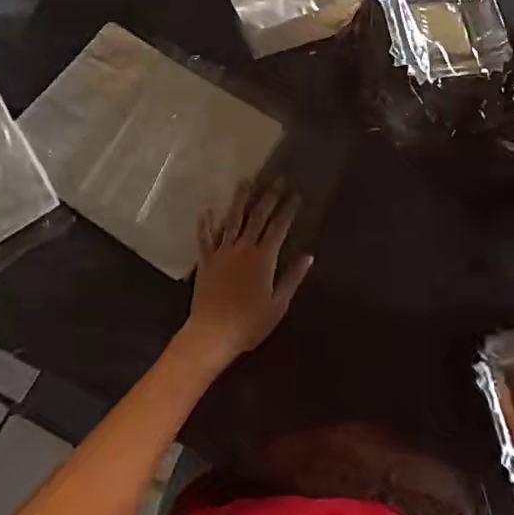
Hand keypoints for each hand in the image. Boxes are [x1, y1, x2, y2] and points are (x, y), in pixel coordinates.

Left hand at [176, 179, 313, 369]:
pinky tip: (207, 209)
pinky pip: (205, 238)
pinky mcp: (205, 262)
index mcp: (263, 258)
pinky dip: (206, 223)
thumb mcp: (278, 304)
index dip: (288, 209)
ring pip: (232, 220)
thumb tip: (308, 256)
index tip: (296, 194)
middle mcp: (243, 249)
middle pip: (258, 217)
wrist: (211, 334)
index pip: (279, 226)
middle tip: (277, 180)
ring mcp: (222, 253)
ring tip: (245, 181)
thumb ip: (292, 277)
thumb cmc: (249, 323)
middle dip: (269, 197)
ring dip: (240, 200)